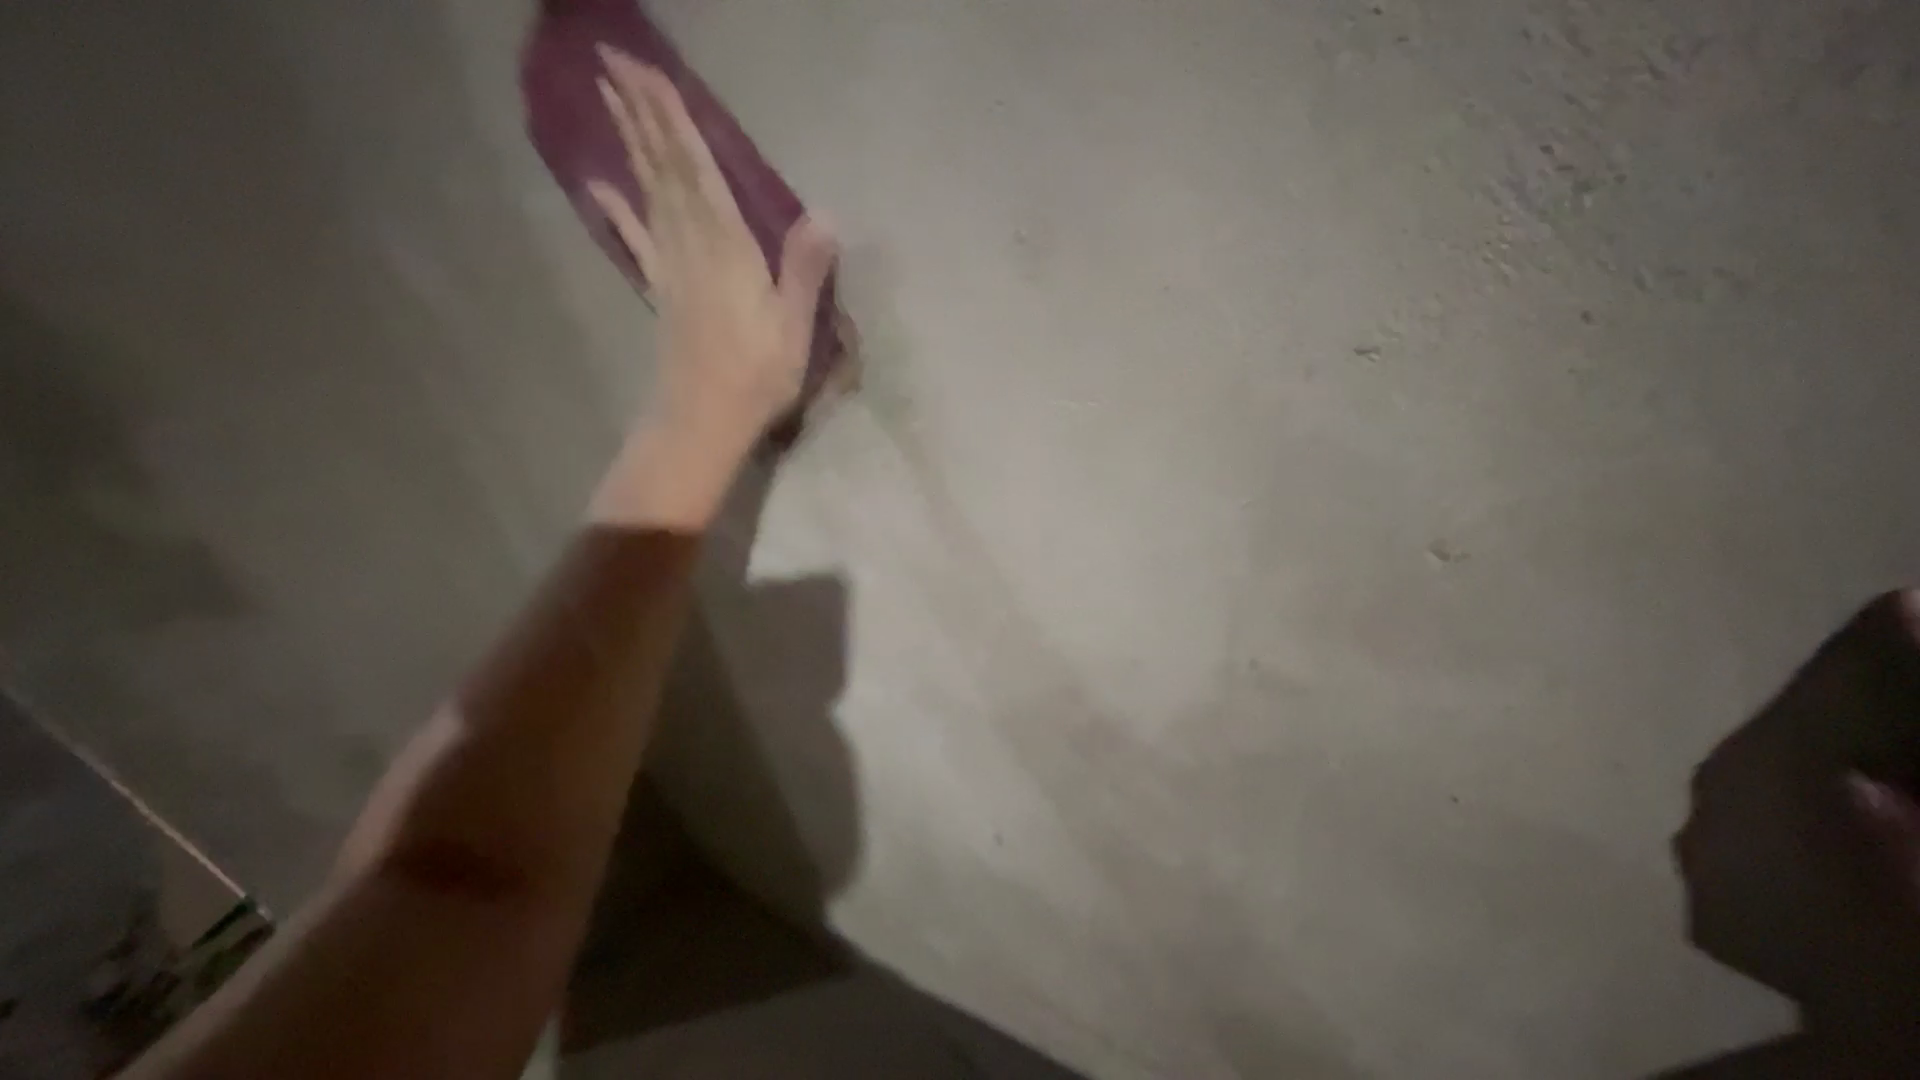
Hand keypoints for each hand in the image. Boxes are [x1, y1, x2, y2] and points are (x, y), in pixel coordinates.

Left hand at [588, 46, 836, 454]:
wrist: (701, 421)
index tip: (651, 75)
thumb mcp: (793, 328)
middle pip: (664, 169)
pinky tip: (599, 186)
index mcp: (727, 250)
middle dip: (643, 113)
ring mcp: (670, 266)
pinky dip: (618, 210)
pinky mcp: (661, 289)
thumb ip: (804, 271)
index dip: (676, 122)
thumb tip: (825, 216)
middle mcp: (691, 246)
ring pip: (648, 191)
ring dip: (631, 142)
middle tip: (614, 60)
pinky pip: (636, 239)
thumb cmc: (756, 378)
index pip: (698, 173)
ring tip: (610, 96)